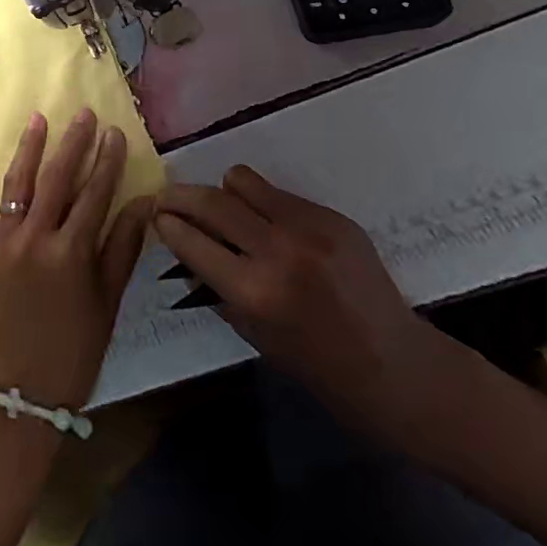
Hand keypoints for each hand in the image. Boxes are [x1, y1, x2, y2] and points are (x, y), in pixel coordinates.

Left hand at [0, 110, 153, 410]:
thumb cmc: (75, 348)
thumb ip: (123, 247)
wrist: (21, 389)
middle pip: (59, 180)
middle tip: (84, 114)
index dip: (108, 161)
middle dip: (74, 144)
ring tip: (37, 119)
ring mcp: (5, 245)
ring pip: (18, 187)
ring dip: (29, 151)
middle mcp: (36, 239)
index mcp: (72, 252)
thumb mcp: (108, 300)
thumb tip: (144, 203)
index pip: (96, 193)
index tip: (115, 132)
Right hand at [154, 165, 427, 425]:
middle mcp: (277, 251)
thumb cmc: (313, 363)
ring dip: (223, 192)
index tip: (155, 215)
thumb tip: (187, 249)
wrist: (391, 362)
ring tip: (223, 208)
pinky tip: (267, 224)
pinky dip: (262, 203)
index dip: (167, 224)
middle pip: (212, 202)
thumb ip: (216, 286)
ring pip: (243, 182)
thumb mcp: (251, 332)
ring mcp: (309, 228)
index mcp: (252, 292)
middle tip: (168, 197)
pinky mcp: (333, 217)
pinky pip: (280, 194)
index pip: (192, 241)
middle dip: (180, 196)